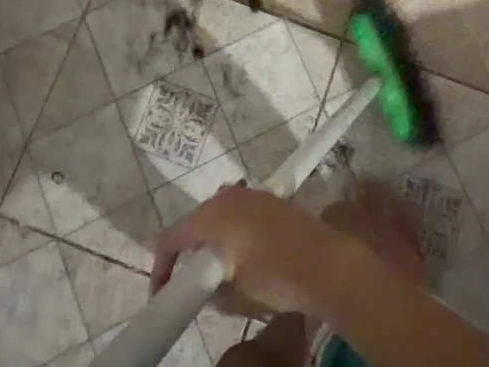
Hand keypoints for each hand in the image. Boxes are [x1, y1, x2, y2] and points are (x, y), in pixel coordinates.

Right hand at [150, 184, 351, 315]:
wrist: (326, 263)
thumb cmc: (274, 277)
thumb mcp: (232, 294)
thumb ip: (209, 289)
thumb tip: (206, 287)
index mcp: (211, 216)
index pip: (171, 237)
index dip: (162, 267)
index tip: (162, 293)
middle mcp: (229, 197)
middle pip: (196, 221)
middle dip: (190, 249)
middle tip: (191, 279)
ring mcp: (255, 194)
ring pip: (222, 214)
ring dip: (215, 237)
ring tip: (219, 266)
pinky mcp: (275, 201)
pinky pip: (244, 213)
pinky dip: (237, 231)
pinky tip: (248, 254)